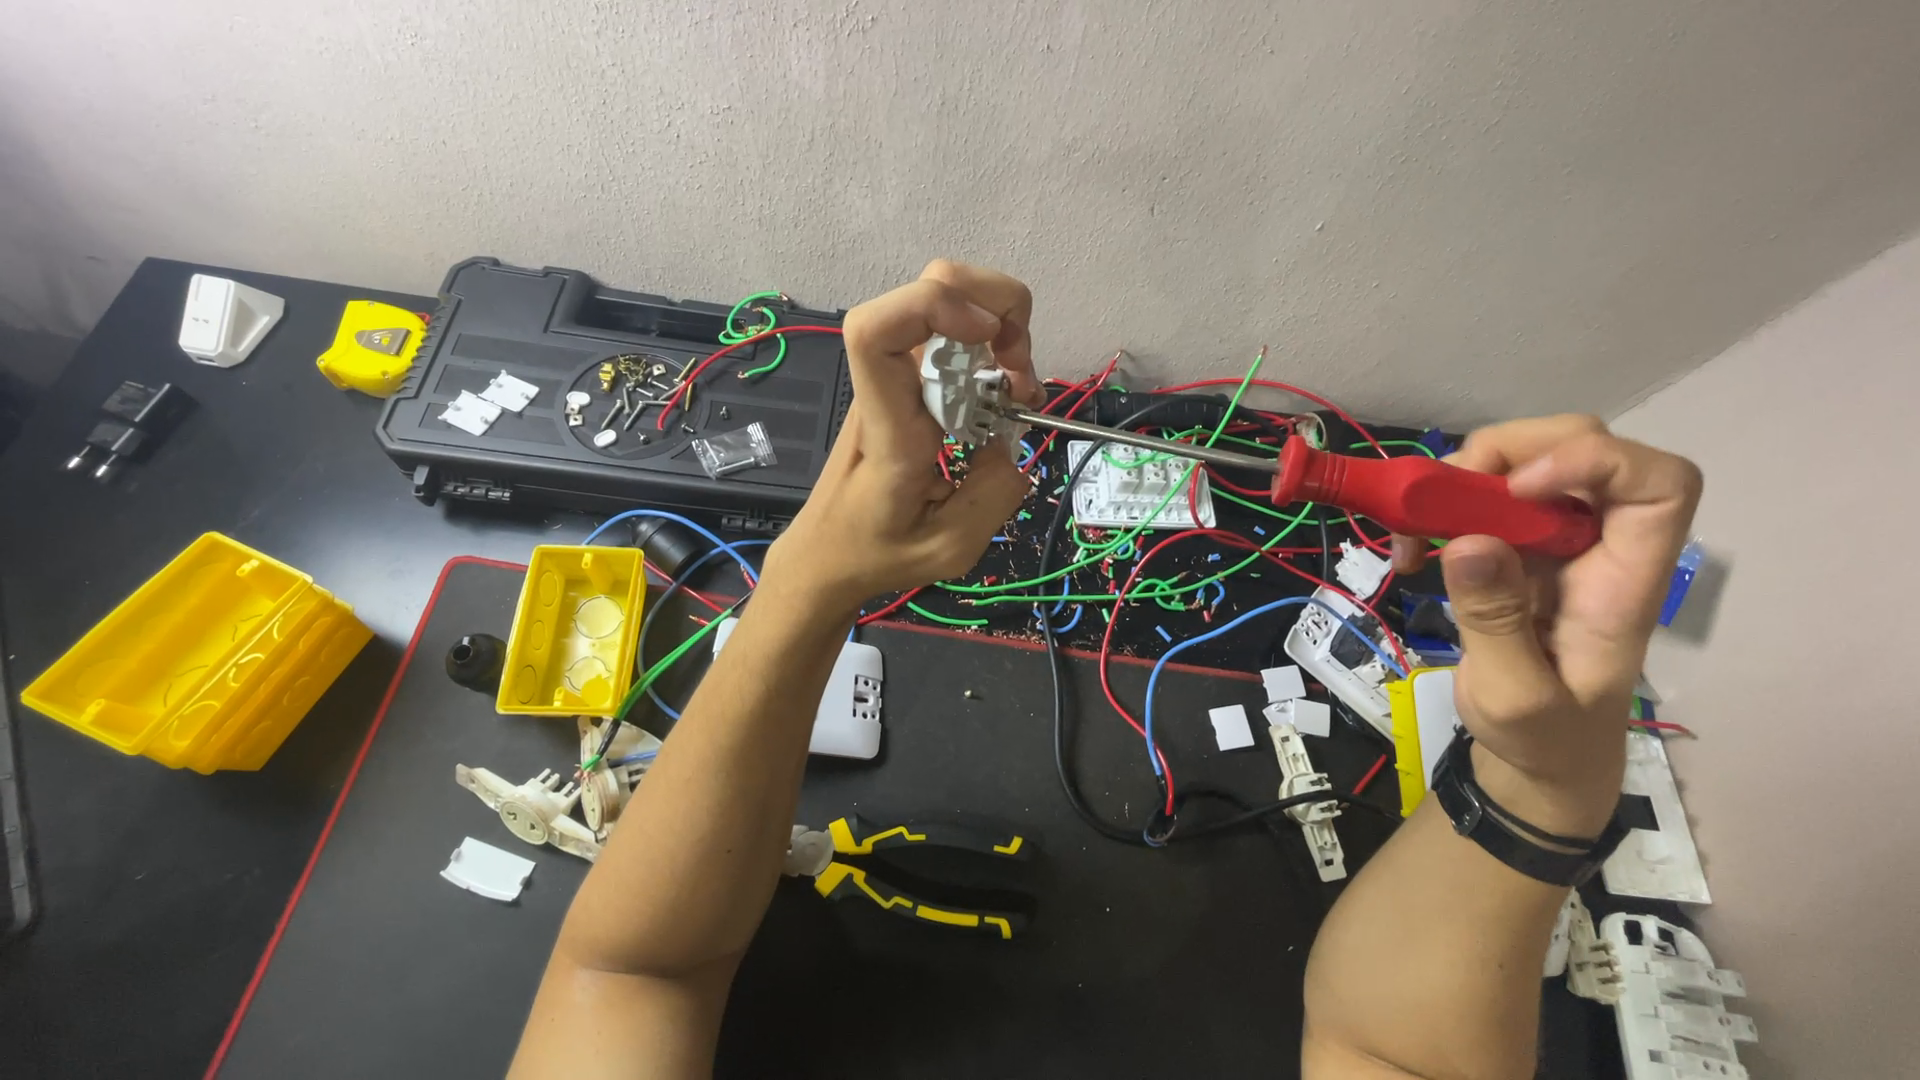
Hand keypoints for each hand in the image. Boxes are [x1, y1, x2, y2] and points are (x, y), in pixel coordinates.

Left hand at [761, 260, 1042, 617]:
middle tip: (1020, 370)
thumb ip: (994, 495)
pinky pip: (950, 336)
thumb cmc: (876, 552)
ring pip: (945, 301)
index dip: (934, 305)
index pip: (874, 331)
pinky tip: (1004, 391)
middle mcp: (889, 387)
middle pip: (928, 284)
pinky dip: (990, 345)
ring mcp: (898, 379)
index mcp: (890, 428)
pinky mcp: (908, 385)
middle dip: (995, 305)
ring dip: (1000, 325)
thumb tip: (1011, 445)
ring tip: (1019, 385)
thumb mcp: (949, 549)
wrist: (828, 555)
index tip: (989, 339)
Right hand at [1391, 415, 1701, 834]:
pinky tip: (1409, 550)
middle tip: (1441, 494)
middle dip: (1505, 453)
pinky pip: (1478, 500)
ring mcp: (1551, 544)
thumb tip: (1471, 541)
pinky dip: (1436, 508)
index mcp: (1624, 579)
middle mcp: (1596, 545)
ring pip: (1522, 463)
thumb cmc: (1543, 737)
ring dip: (1456, 480)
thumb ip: (1496, 621)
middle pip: (1580, 447)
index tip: (1516, 491)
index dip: (1593, 461)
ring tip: (1410, 531)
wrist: (1534, 757)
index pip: (1657, 483)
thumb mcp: (1516, 695)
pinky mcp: (1510, 551)